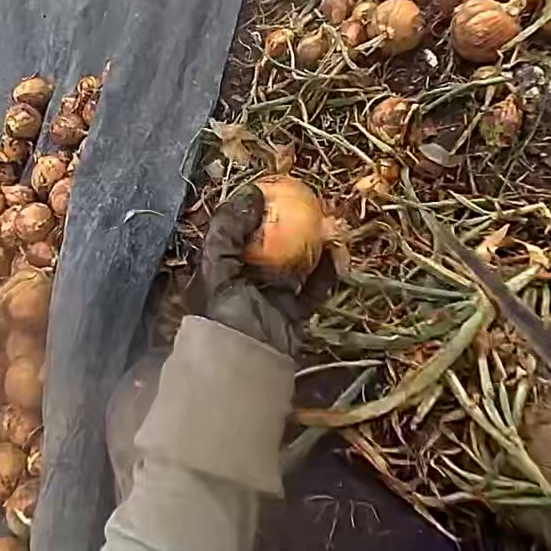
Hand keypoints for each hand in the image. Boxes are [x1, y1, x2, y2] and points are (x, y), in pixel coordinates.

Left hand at [192, 185, 336, 354]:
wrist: (244, 358)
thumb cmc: (222, 308)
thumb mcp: (215, 261)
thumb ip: (228, 227)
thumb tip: (252, 194)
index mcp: (224, 265)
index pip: (239, 231)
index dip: (256, 212)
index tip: (276, 192)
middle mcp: (248, 278)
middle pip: (272, 244)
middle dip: (291, 225)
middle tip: (309, 206)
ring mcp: (273, 295)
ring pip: (297, 263)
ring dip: (313, 244)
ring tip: (327, 224)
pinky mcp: (294, 311)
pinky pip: (314, 287)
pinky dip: (326, 271)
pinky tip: (335, 254)